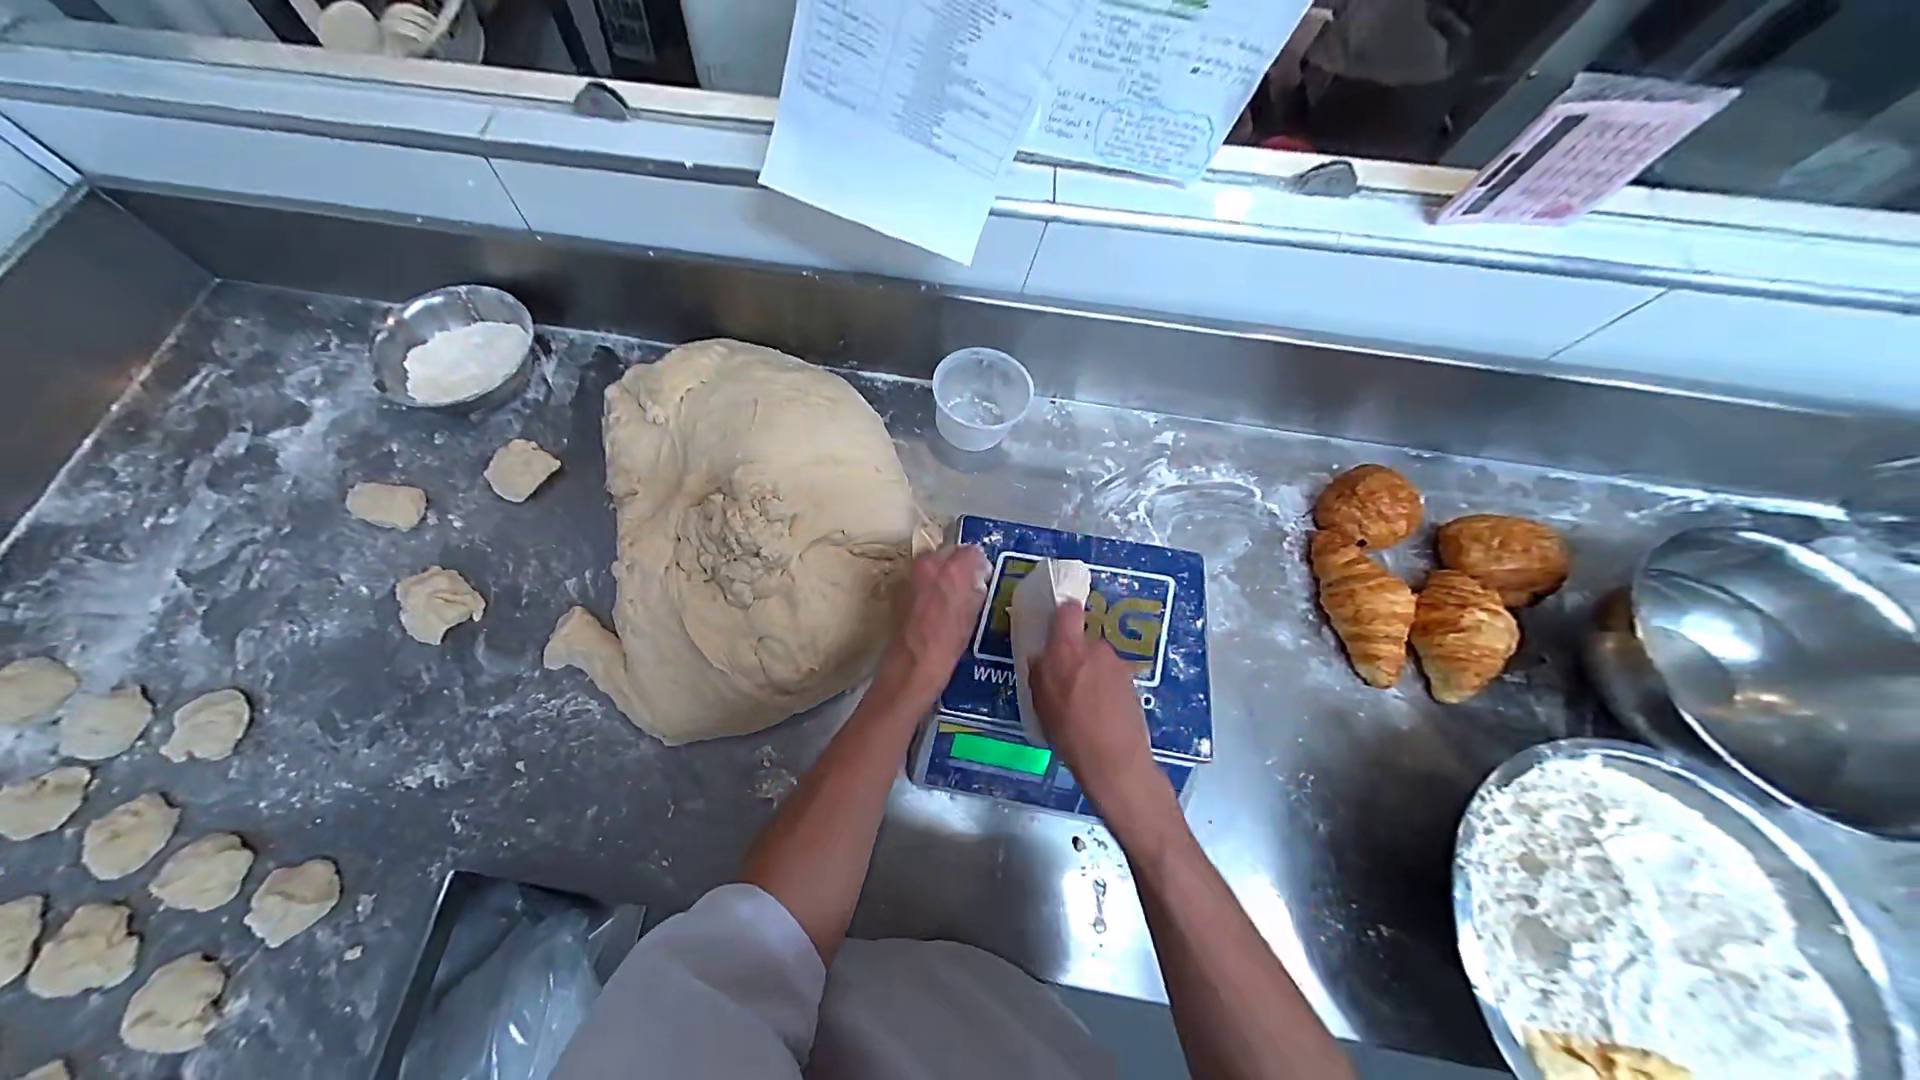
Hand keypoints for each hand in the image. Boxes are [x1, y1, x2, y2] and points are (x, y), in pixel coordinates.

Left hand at [882, 544, 988, 698]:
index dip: (980, 564)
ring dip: (945, 570)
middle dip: (961, 563)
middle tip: (970, 583)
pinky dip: (931, 580)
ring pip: (935, 560)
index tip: (984, 577)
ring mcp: (914, 572)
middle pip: (952, 550)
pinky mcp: (902, 585)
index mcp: (955, 569)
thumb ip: (977, 588)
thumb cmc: (950, 643)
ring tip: (953, 593)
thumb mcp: (974, 614)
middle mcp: (932, 563)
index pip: (974, 551)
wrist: (914, 662)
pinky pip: (923, 574)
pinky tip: (938, 601)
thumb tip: (978, 578)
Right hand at [1029, 602, 1165, 817]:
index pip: (1068, 610)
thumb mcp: (1040, 702)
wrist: (1115, 761)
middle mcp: (1096, 649)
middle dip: (1074, 654)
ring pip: (1098, 660)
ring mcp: (1117, 666)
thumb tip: (1043, 656)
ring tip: (1082, 704)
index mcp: (1068, 649)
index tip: (1055, 627)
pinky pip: (1111, 677)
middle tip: (1065, 681)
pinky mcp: (1132, 683)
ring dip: (1090, 673)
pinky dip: (1104, 688)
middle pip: (1082, 639)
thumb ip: (1040, 671)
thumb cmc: (1069, 731)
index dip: (1061, 614)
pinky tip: (1098, 714)